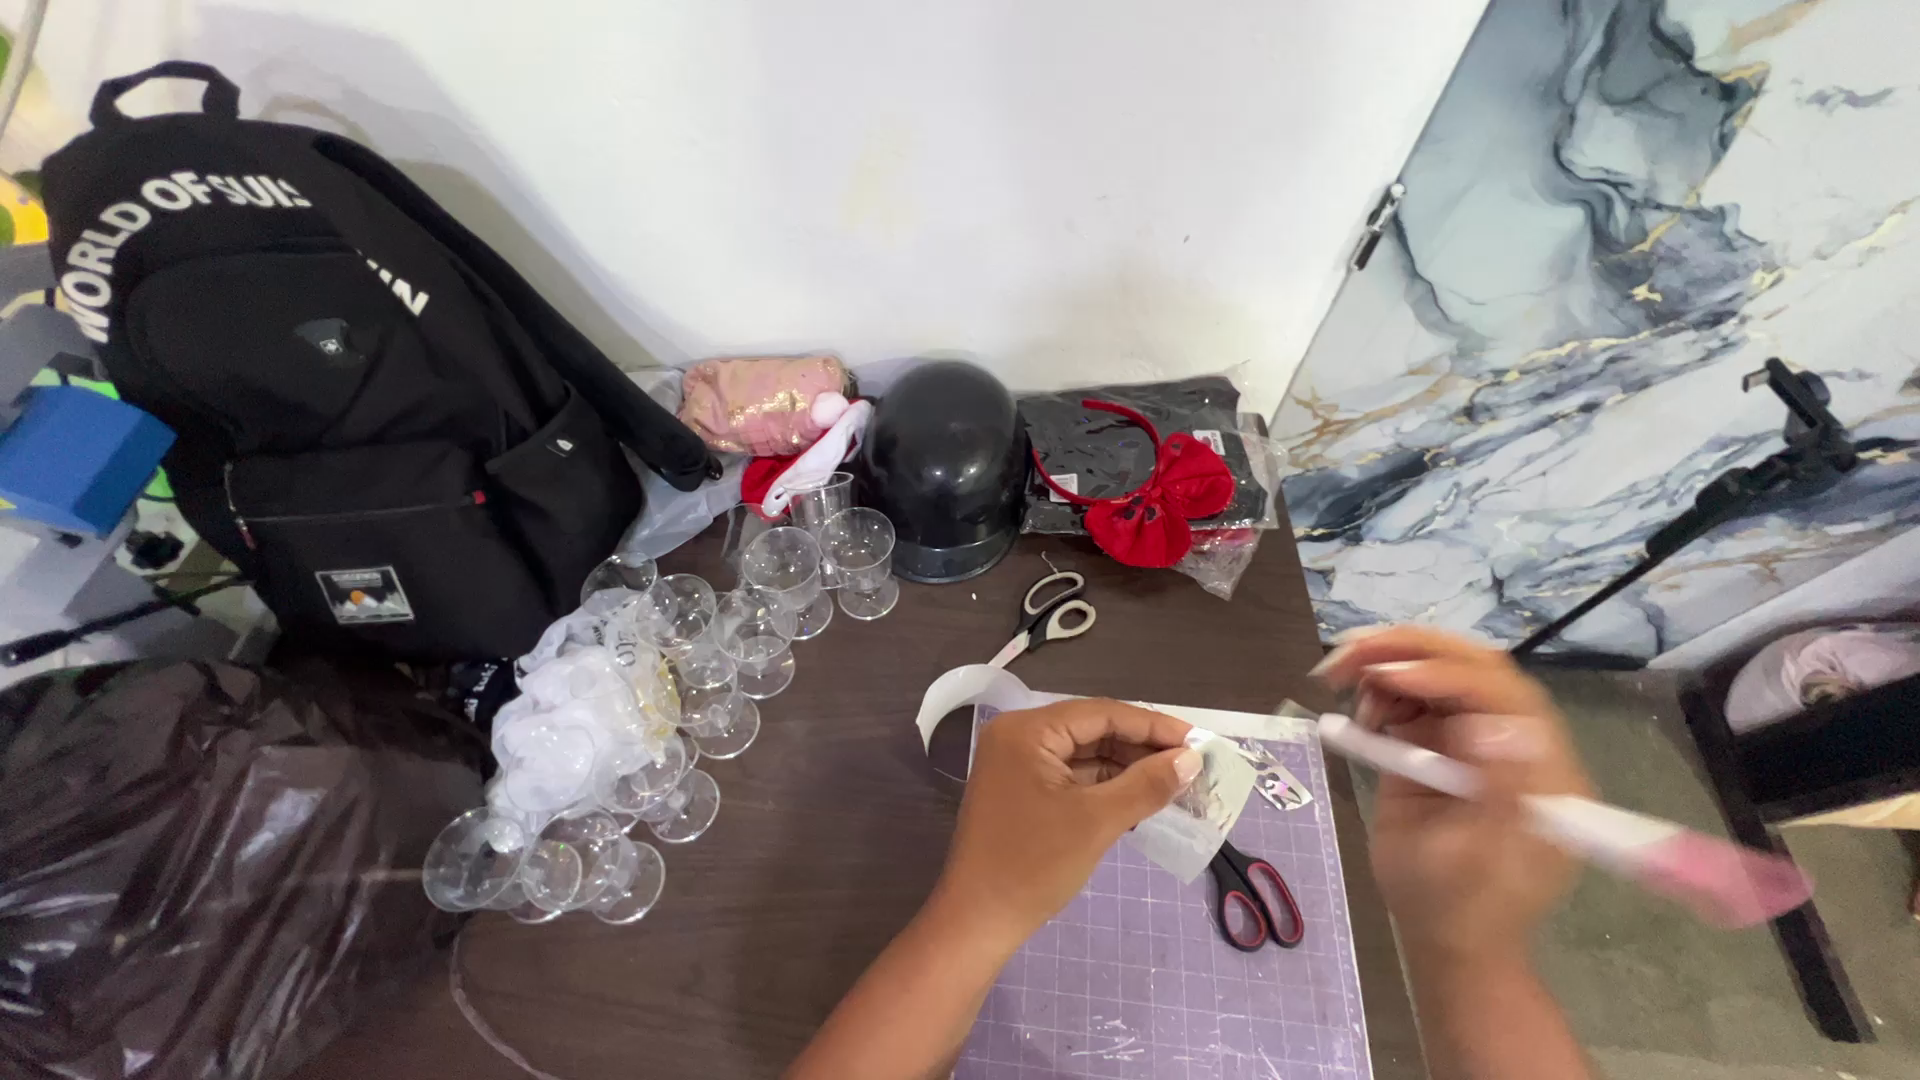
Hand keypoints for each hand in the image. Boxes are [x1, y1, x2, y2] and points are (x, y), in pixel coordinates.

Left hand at [933, 699, 1201, 945]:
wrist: (978, 920)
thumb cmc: (1033, 865)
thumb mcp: (1096, 821)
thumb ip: (1145, 784)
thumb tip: (1190, 758)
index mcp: (1027, 730)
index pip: (1100, 713)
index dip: (1152, 725)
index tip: (1197, 741)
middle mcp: (1018, 736)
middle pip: (1092, 729)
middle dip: (1141, 747)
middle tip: (1191, 764)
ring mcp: (1017, 763)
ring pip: (1084, 753)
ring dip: (1127, 767)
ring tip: (1176, 782)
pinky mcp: (1022, 789)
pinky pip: (1071, 775)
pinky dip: (1105, 785)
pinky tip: (1141, 797)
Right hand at [1313, 626, 1591, 962]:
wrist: (1443, 935)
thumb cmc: (1462, 905)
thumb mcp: (1480, 859)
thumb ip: (1500, 792)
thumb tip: (1500, 726)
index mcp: (1540, 770)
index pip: (1499, 693)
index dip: (1442, 672)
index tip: (1384, 675)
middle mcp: (1511, 743)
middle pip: (1468, 667)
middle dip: (1407, 650)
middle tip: (1346, 653)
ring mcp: (1472, 741)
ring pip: (1434, 673)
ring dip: (1384, 664)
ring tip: (1339, 679)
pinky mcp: (1436, 745)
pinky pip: (1409, 699)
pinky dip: (1377, 692)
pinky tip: (1358, 712)